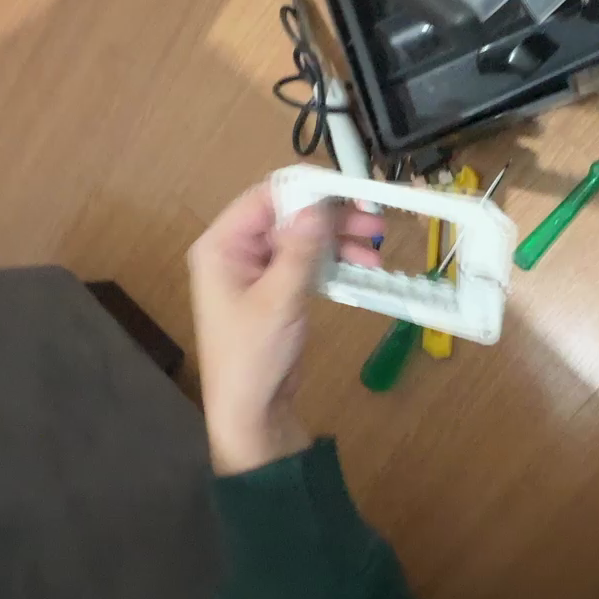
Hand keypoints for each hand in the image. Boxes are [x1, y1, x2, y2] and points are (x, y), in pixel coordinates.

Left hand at [188, 183, 382, 474]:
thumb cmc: (253, 356)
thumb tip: (317, 206)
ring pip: (305, 236)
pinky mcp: (279, 286)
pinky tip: (363, 266)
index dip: (308, 189)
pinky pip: (309, 260)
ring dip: (340, 238)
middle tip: (374, 221)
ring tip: (376, 247)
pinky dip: (335, 260)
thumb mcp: (279, 300)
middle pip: (290, 215)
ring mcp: (260, 268)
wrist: (253, 408)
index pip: (266, 197)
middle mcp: (239, 249)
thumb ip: (299, 250)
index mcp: (223, 245)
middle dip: (332, 216)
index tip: (350, 190)